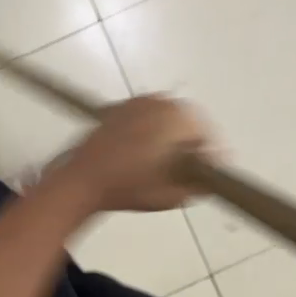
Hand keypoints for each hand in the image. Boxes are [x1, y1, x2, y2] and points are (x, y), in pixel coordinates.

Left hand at [54, 96, 211, 212]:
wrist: (82, 180)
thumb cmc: (129, 187)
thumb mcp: (173, 195)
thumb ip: (201, 185)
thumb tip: (213, 180)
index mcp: (176, 117)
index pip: (206, 132)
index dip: (209, 154)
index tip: (208, 173)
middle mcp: (158, 101)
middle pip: (187, 120)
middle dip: (191, 141)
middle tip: (190, 167)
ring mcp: (136, 101)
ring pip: (166, 116)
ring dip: (171, 134)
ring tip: (168, 161)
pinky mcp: (118, 107)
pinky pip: (145, 116)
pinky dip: (151, 130)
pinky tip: (145, 152)